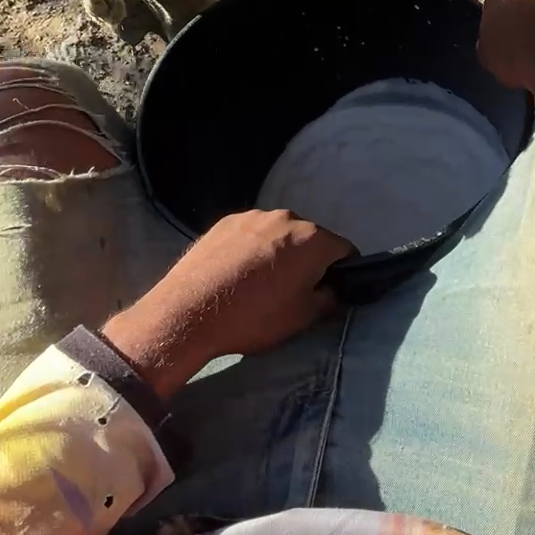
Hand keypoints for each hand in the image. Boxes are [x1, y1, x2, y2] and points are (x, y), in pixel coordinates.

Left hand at [101, 210, 353, 397]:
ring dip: (280, 251)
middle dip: (310, 259)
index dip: (343, 272)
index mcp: (314, 239)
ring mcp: (254, 216)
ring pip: (280, 233)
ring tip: (261, 279)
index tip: (330, 289)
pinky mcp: (225, 221)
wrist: (188, 313)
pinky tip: (238, 271)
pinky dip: (253, 247)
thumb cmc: (254, 316)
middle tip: (294, 287)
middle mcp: (288, 218)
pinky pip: (253, 233)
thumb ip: (330, 299)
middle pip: (312, 238)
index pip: (345, 251)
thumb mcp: (304, 317)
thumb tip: (333, 291)